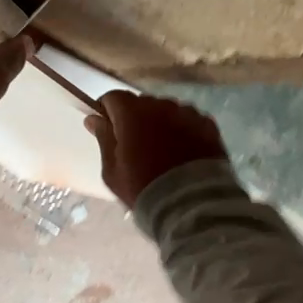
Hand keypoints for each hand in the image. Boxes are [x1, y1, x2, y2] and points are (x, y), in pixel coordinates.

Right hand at [85, 91, 229, 205]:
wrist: (191, 206)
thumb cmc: (143, 188)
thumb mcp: (112, 170)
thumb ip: (103, 138)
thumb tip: (94, 119)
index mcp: (132, 114)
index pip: (113, 97)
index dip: (107, 110)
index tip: (107, 127)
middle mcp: (160, 105)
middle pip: (141, 103)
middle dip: (135, 117)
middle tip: (136, 144)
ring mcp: (187, 113)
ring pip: (166, 110)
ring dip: (160, 123)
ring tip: (163, 150)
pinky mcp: (208, 125)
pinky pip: (188, 120)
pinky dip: (182, 130)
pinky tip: (183, 152)